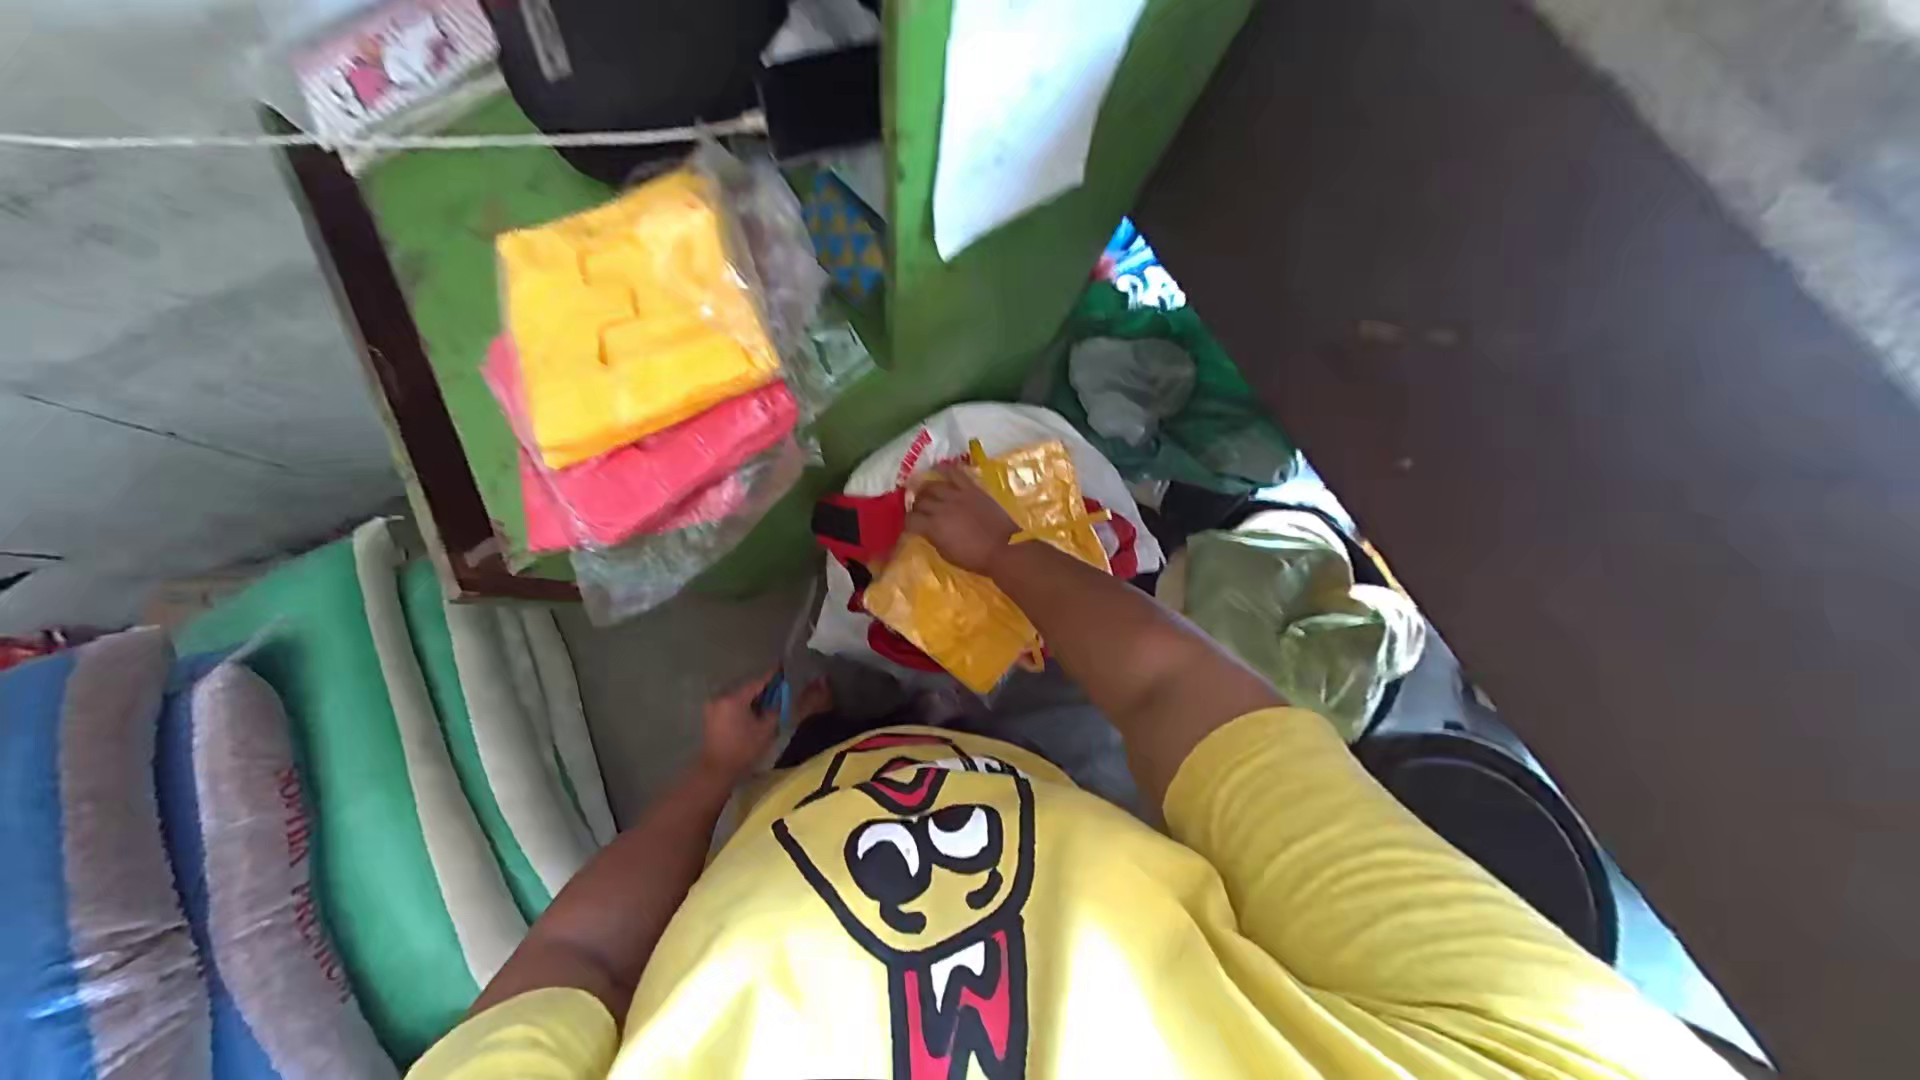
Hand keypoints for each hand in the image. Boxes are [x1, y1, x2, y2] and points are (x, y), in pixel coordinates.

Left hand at [698, 671, 779, 780]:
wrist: (717, 769)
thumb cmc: (744, 749)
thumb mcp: (766, 730)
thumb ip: (774, 709)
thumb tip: (778, 698)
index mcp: (735, 699)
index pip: (757, 682)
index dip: (771, 675)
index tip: (781, 667)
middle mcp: (721, 697)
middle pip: (746, 687)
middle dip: (761, 687)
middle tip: (777, 688)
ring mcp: (713, 705)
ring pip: (738, 695)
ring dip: (751, 696)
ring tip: (765, 700)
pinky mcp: (710, 714)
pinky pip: (730, 702)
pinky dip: (742, 703)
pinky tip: (751, 710)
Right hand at [907, 462, 1019, 573]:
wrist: (1002, 548)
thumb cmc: (974, 558)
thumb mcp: (947, 553)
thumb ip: (934, 538)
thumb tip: (928, 530)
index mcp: (933, 527)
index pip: (910, 520)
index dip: (908, 522)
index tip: (910, 525)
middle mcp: (941, 508)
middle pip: (920, 501)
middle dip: (916, 506)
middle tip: (919, 510)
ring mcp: (957, 495)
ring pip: (933, 486)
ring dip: (926, 490)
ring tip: (926, 493)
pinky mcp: (971, 489)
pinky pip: (955, 473)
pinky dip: (945, 469)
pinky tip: (938, 468)